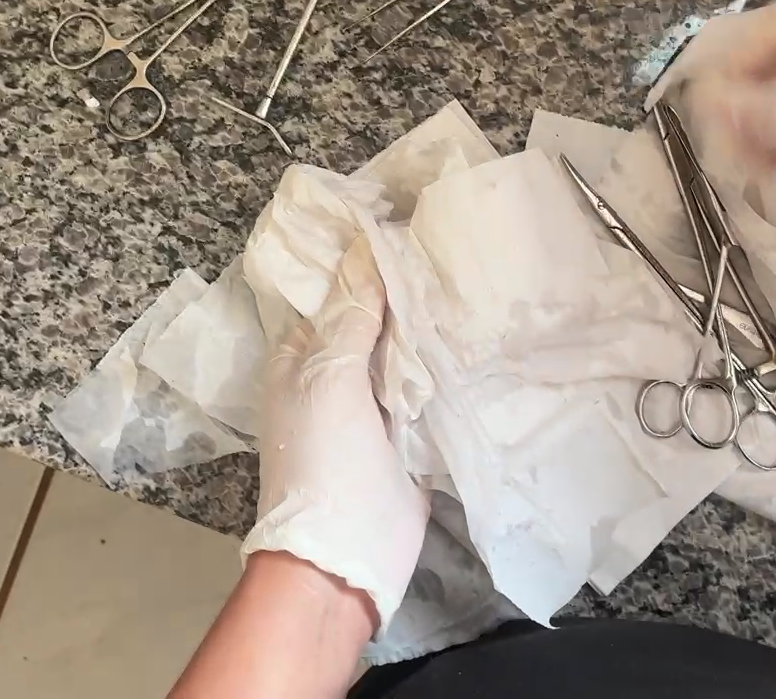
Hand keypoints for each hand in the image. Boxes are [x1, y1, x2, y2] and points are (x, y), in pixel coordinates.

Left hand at [241, 236, 428, 631]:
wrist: (346, 554)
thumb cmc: (323, 456)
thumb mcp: (329, 375)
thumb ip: (352, 315)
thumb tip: (368, 251)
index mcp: (301, 353)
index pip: (332, 292)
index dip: (362, 260)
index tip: (401, 221)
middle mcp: (334, 369)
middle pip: (371, 317)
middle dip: (402, 290)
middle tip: (446, 242)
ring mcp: (371, 400)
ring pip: (401, 349)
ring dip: (426, 324)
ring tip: (466, 273)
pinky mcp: (405, 427)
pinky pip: (423, 384)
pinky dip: (442, 363)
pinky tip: (474, 328)